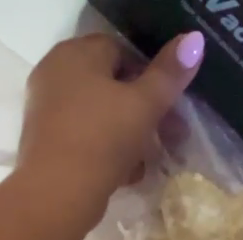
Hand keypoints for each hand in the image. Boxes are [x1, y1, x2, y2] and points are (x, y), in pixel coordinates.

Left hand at [19, 31, 204, 229]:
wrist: (56, 194)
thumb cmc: (103, 139)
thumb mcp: (144, 105)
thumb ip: (169, 74)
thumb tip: (195, 41)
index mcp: (76, 54)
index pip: (121, 52)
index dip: (151, 77)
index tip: (172, 106)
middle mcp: (56, 75)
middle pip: (111, 88)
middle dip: (145, 115)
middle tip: (173, 139)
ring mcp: (47, 112)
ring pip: (100, 119)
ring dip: (130, 139)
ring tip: (149, 163)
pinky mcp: (46, 145)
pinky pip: (85, 141)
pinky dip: (108, 154)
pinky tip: (126, 176)